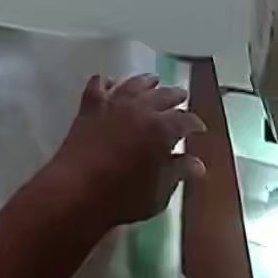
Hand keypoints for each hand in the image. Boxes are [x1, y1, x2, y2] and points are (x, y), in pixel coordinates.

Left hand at [36, 73, 205, 230]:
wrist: (78, 188)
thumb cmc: (123, 196)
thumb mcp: (159, 191)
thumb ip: (178, 172)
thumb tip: (197, 164)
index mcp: (161, 128)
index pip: (185, 120)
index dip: (194, 123)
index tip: (199, 128)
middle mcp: (139, 108)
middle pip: (162, 95)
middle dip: (175, 96)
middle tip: (182, 96)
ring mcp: (112, 103)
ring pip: (133, 84)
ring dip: (146, 82)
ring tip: (154, 80)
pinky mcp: (89, 105)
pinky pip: (99, 84)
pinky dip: (106, 82)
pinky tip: (110, 83)